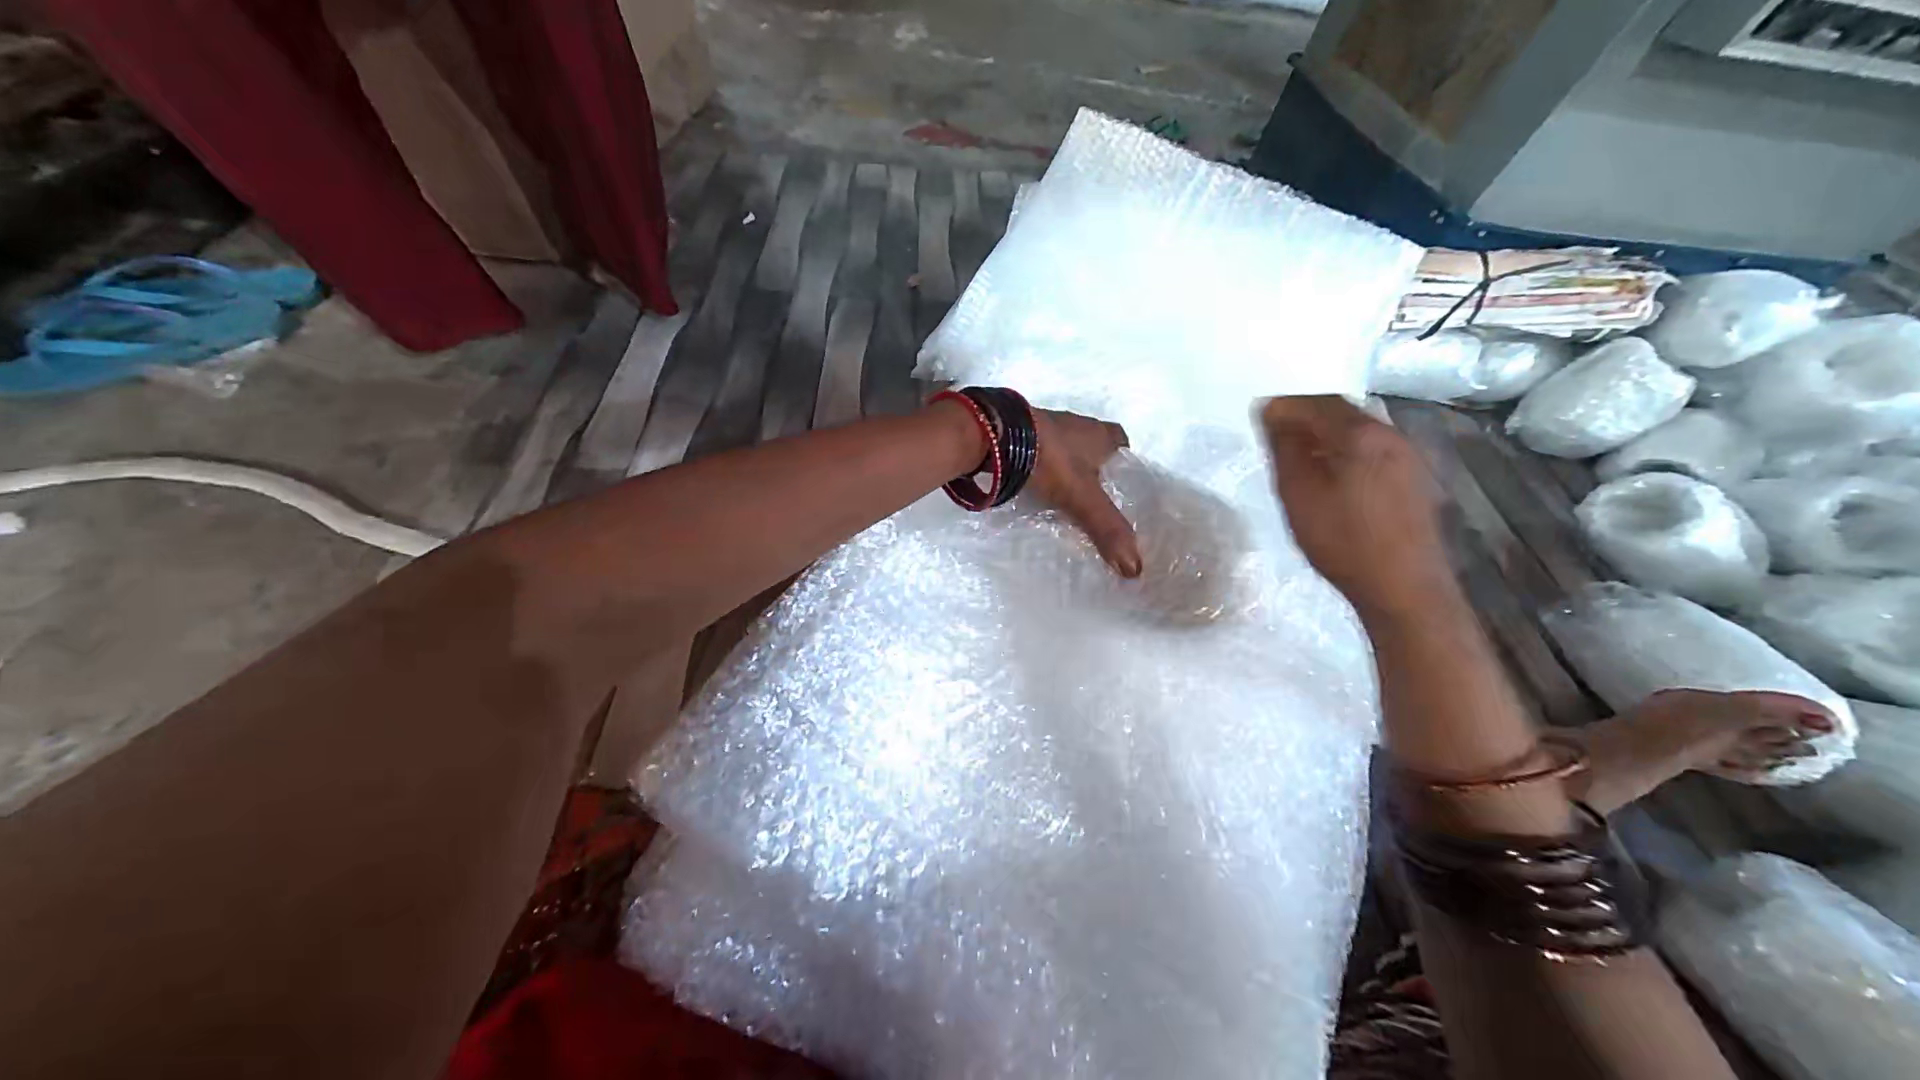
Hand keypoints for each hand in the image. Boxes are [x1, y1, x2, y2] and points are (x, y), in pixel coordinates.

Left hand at [1032, 409, 1141, 576]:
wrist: (997, 437)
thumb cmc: (1051, 461)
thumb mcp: (1083, 499)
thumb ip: (1107, 530)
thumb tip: (1135, 568)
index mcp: (1099, 433)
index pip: (1121, 442)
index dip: (1124, 462)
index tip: (1123, 487)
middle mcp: (1075, 424)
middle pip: (1093, 448)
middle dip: (1095, 471)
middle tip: (1095, 501)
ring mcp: (1045, 428)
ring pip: (1065, 452)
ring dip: (1067, 472)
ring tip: (1067, 502)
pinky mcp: (1020, 435)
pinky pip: (1039, 455)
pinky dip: (1042, 471)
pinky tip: (1038, 491)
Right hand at [1259, 396, 1451, 614]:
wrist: (1403, 587)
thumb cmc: (1342, 542)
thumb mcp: (1298, 495)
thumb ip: (1284, 449)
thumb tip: (1273, 415)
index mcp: (1361, 434)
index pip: (1314, 401)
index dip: (1283, 405)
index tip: (1258, 416)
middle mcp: (1390, 434)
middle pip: (1340, 409)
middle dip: (1305, 415)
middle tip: (1274, 432)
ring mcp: (1407, 454)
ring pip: (1358, 427)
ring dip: (1326, 432)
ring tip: (1298, 452)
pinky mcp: (1414, 476)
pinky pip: (1372, 446)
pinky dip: (1345, 447)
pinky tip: (1331, 471)